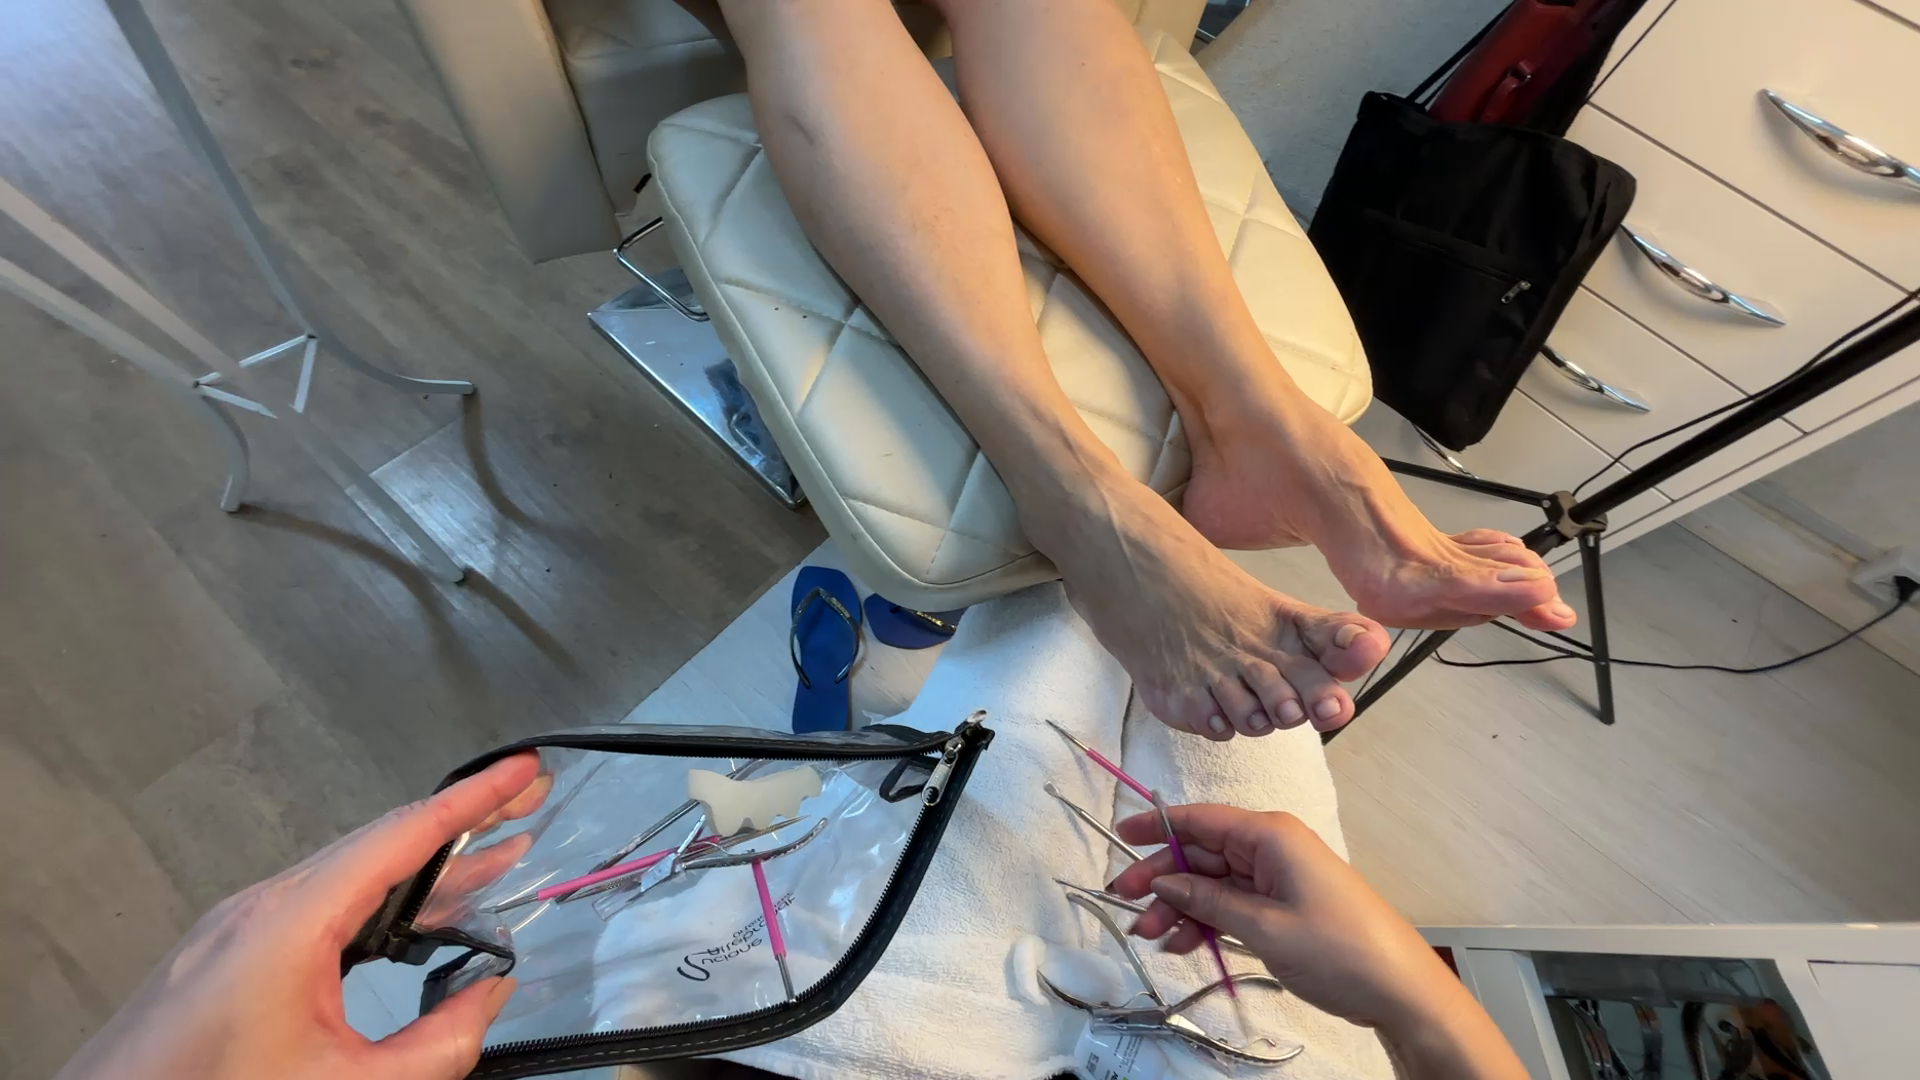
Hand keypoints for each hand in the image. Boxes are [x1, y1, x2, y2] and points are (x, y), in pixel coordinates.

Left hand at [56, 754, 548, 1079]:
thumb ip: (439, 1045)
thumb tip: (492, 994)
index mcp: (289, 924)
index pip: (405, 834)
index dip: (476, 797)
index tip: (524, 768)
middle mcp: (264, 908)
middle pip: (388, 839)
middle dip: (467, 815)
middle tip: (529, 793)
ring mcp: (242, 928)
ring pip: (362, 869)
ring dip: (435, 858)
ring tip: (502, 849)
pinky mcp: (231, 953)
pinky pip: (332, 899)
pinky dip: (394, 890)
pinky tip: (429, 905)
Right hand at [1109, 805, 1527, 1079]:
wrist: (1406, 995)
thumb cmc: (1339, 950)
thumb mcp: (1265, 927)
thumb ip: (1208, 901)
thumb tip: (1163, 883)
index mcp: (1268, 834)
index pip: (1200, 819)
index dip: (1157, 825)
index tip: (1121, 836)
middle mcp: (1268, 847)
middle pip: (1200, 854)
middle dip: (1162, 879)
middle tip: (1125, 901)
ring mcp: (1274, 876)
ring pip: (1211, 883)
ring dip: (1179, 908)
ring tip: (1151, 936)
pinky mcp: (1280, 903)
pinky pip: (1230, 904)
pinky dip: (1205, 922)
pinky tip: (1182, 944)